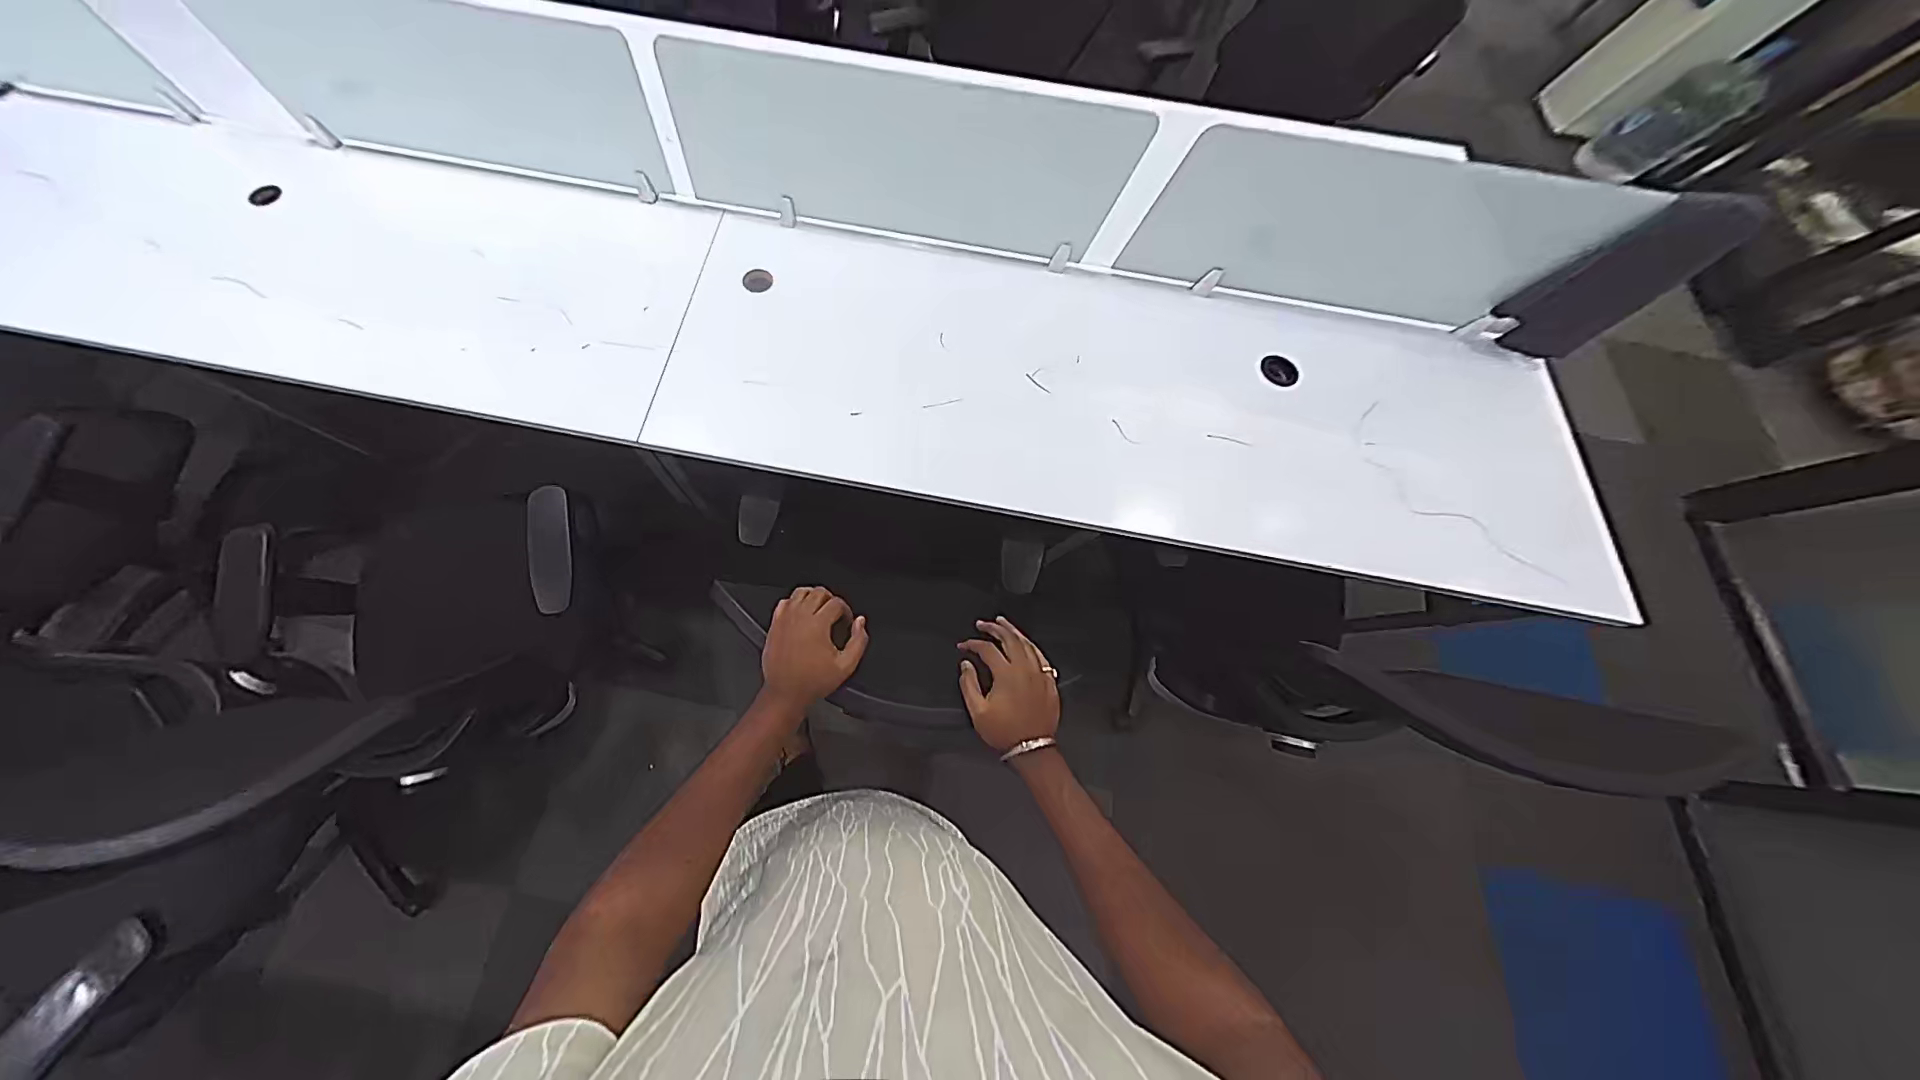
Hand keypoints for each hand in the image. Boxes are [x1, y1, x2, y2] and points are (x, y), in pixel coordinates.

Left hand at [761, 586, 867, 707]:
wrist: (786, 693)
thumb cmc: (813, 682)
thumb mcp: (846, 665)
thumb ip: (859, 641)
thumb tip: (860, 622)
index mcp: (818, 624)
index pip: (836, 603)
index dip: (846, 610)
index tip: (846, 621)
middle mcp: (800, 618)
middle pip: (819, 592)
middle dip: (831, 599)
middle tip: (836, 613)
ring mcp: (785, 619)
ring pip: (801, 592)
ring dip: (813, 597)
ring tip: (820, 608)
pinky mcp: (775, 625)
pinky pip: (785, 602)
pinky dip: (795, 603)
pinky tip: (801, 614)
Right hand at [957, 617, 1059, 752]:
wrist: (1032, 748)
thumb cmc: (1005, 732)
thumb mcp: (978, 711)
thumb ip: (969, 684)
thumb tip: (966, 665)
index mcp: (1007, 674)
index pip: (988, 649)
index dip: (973, 644)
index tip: (964, 646)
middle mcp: (1025, 669)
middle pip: (1009, 639)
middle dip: (994, 628)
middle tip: (983, 624)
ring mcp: (1040, 674)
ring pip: (1027, 643)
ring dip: (1013, 631)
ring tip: (1003, 624)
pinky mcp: (1049, 681)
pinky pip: (1041, 656)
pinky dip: (1031, 645)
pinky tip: (1025, 643)